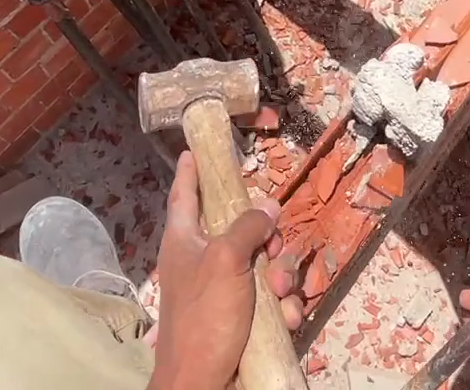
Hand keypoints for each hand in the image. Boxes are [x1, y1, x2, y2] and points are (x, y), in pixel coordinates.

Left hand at [147, 151, 302, 389]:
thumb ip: (248, 227)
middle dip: (267, 239)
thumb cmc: (204, 319)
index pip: (185, 194)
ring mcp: (224, 292)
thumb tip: (268, 208)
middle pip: (241, 228)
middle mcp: (202, 261)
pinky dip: (282, 307)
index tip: (195, 149)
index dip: (191, 171)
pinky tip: (284, 318)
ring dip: (280, 276)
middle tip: (272, 252)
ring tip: (280, 292)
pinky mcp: (243, 320)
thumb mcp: (226, 260)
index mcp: (185, 241)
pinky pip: (272, 299)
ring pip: (264, 264)